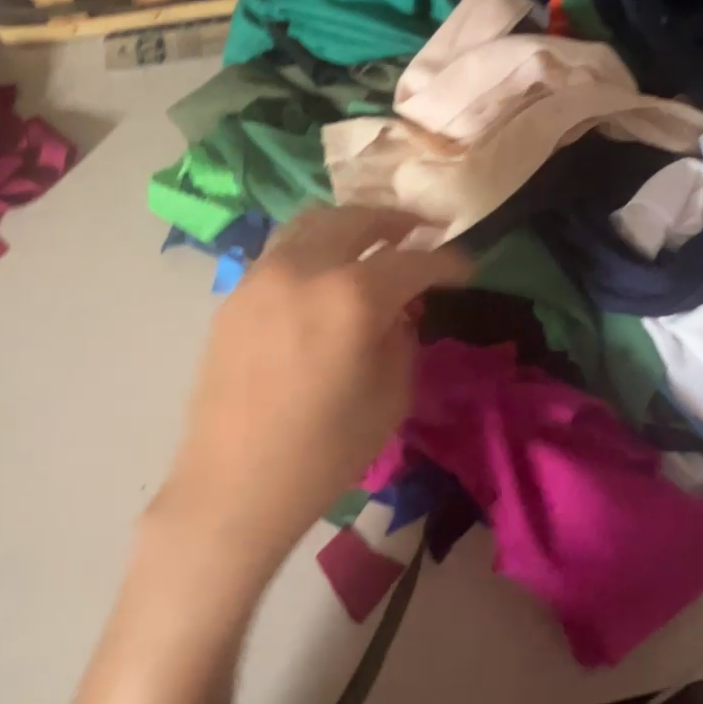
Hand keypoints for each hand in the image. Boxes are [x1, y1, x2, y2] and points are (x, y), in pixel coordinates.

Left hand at [149, 206, 470, 568]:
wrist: (236, 483)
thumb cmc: (326, 452)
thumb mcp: (391, 397)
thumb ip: (402, 338)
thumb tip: (399, 309)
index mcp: (352, 297)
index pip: (413, 261)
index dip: (448, 262)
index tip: (467, 268)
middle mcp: (304, 269)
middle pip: (357, 219)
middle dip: (397, 223)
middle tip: (422, 233)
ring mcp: (262, 276)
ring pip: (312, 222)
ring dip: (351, 224)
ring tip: (373, 239)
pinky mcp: (235, 295)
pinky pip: (283, 251)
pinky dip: (314, 246)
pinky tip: (327, 271)